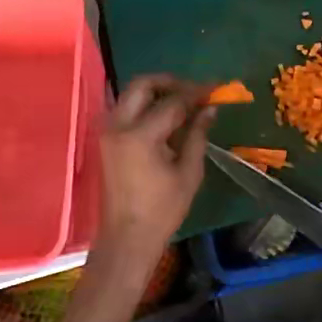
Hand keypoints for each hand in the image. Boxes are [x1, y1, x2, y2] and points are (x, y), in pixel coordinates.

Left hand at [97, 76, 213, 276]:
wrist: (127, 238)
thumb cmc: (162, 211)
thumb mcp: (188, 173)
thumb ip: (197, 135)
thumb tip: (209, 109)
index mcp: (140, 136)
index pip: (172, 102)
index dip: (196, 93)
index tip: (216, 88)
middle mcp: (118, 126)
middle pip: (142, 85)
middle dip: (170, 82)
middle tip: (193, 92)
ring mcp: (108, 132)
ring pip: (130, 95)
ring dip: (156, 93)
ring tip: (182, 104)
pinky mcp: (105, 141)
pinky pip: (125, 110)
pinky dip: (145, 106)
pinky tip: (166, 120)